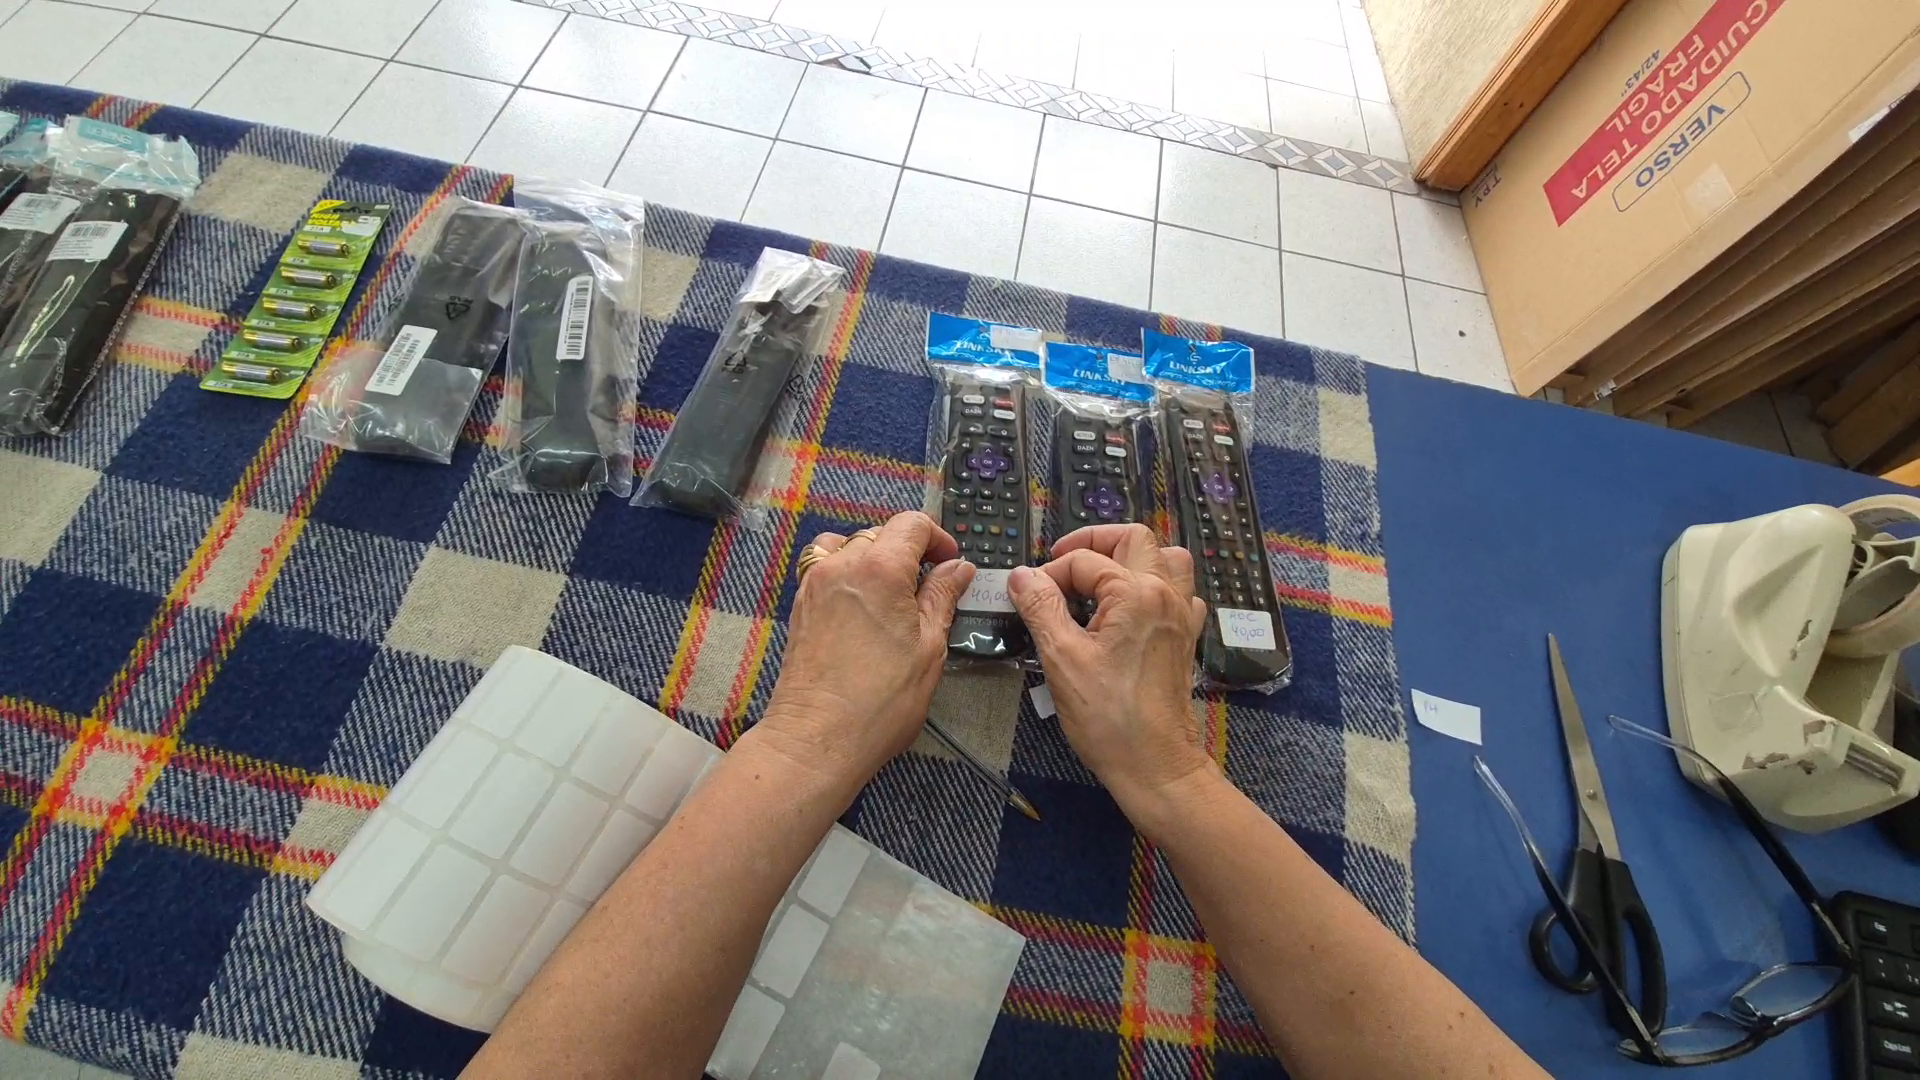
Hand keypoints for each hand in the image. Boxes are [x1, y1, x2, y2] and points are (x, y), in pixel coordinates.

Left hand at [758, 511, 973, 785]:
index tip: (951, 564)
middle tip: (930, 586)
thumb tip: (959, 568)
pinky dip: (847, 571)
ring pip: (848, 545)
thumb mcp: (929, 647)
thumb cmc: (879, 701)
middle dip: (909, 550)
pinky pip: (825, 567)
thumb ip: (942, 597)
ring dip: (874, 557)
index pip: (910, 525)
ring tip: (892, 592)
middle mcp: (841, 565)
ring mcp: (815, 584)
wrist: (817, 739)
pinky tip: (862, 605)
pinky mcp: (801, 605)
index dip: (937, 538)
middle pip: (880, 533)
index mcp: (880, 569)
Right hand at [1008, 524, 1217, 808]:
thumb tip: (1022, 574)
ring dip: (1132, 559)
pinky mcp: (1185, 638)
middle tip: (1064, 563)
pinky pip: (1179, 592)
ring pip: (1167, 558)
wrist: (1155, 766)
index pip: (1085, 561)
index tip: (1029, 597)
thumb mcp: (1061, 657)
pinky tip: (1129, 610)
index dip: (1050, 574)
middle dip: (1096, 542)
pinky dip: (1154, 587)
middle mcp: (1166, 594)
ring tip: (1100, 578)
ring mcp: (1182, 615)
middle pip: (1136, 538)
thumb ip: (1041, 607)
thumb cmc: (1108, 716)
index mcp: (1136, 593)